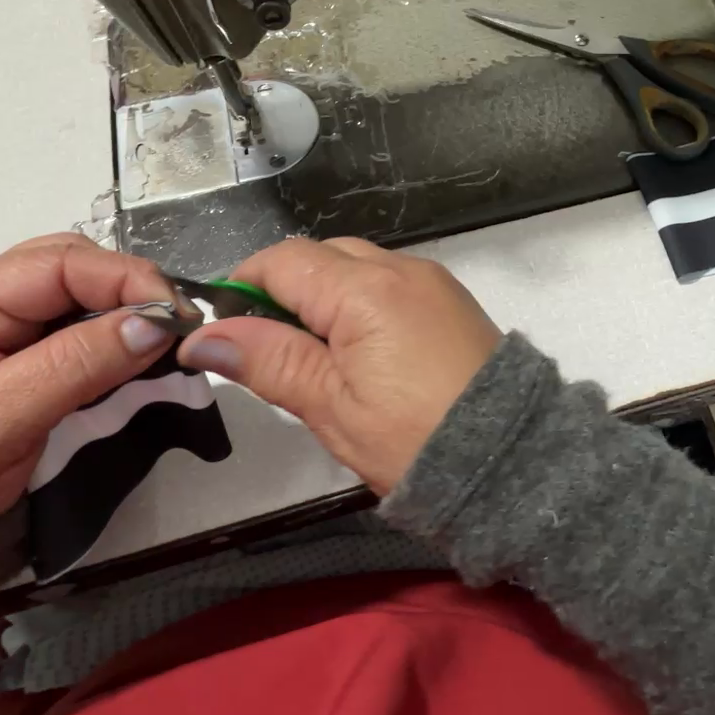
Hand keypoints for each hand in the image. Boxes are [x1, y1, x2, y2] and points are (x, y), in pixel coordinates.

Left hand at [0, 234, 188, 524]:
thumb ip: (73, 366)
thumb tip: (155, 323)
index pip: (56, 263)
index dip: (126, 278)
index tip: (178, 315)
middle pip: (72, 266)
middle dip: (129, 290)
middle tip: (175, 328)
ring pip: (81, 292)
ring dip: (126, 312)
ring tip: (163, 342)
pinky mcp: (19, 352)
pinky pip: (79, 326)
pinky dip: (116, 336)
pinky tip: (137, 355)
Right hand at [177, 238, 502, 494]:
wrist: (512, 457)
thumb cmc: (413, 438)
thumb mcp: (330, 406)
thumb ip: (269, 361)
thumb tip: (203, 336)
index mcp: (365, 289)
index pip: (284, 260)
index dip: (243, 285)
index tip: (222, 327)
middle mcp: (402, 268)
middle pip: (322, 256)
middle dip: (285, 290)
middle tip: (270, 350)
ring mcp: (433, 281)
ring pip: (359, 266)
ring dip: (326, 296)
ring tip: (316, 357)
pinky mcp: (452, 301)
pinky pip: (392, 283)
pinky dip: (364, 303)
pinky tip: (362, 350)